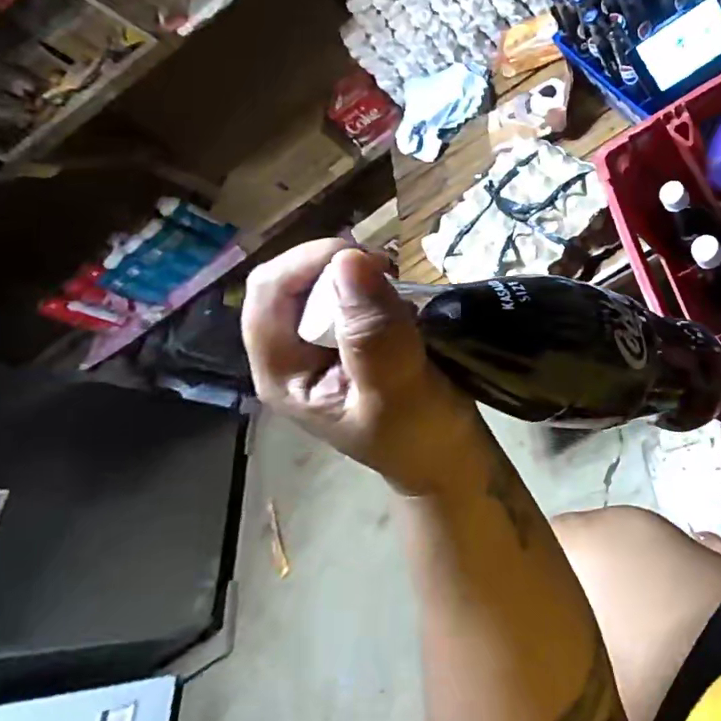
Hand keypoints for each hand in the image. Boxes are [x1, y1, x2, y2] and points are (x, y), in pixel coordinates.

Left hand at [242, 240, 490, 497]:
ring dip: (361, 272)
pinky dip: (375, 284)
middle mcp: (293, 352)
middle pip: (293, 280)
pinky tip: (403, 300)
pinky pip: (351, 292)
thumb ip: (373, 334)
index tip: (368, 259)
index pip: (269, 292)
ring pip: (323, 281)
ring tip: (400, 288)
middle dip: (339, 264)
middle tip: (391, 272)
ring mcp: (322, 345)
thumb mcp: (399, 392)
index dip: (309, 262)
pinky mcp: (351, 338)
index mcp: (284, 371)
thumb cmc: (422, 438)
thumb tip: (349, 260)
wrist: (450, 460)